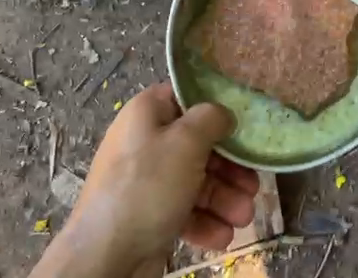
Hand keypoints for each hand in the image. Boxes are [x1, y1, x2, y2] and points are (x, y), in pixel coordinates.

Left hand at [36, 84, 259, 277]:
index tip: (245, 124)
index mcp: (147, 113)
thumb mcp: (187, 141)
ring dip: (223, 198)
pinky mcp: (147, 216)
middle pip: (197, 145)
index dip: (217, 109)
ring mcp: (145, 182)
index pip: (187, 99)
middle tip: (254, 184)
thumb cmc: (148, 186)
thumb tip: (224, 114)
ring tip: (244, 217)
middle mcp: (145, 142)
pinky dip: (204, 221)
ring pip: (194, 181)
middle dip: (229, 168)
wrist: (104, 259)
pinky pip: (183, 210)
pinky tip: (222, 236)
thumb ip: (212, 118)